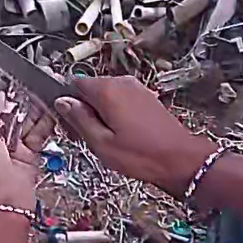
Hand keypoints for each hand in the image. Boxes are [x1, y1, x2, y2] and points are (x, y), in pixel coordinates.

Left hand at [0, 84, 53, 211]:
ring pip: (25, 118)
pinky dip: (46, 120)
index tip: (12, 77)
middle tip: (34, 81)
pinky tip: (52, 109)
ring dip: (36, 104)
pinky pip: (38, 132)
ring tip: (46, 90)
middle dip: (21, 94)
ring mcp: (11, 146)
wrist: (2, 210)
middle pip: (9, 108)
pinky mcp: (28, 155)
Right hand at [53, 75, 217, 196]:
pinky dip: (115, 113)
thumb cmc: (141, 155)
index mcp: (107, 90)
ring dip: (100, 113)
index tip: (69, 124)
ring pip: (106, 95)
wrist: (181, 159)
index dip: (68, 104)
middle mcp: (122, 82)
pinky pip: (121, 99)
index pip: (74, 84)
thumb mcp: (101, 143)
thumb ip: (79, 119)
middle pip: (90, 89)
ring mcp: (136, 88)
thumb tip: (62, 102)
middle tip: (86, 137)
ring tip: (106, 140)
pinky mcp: (146, 97)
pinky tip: (121, 135)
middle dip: (84, 110)